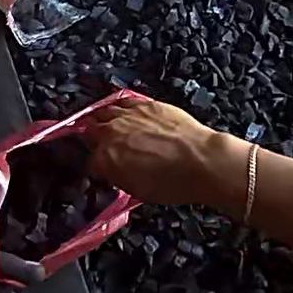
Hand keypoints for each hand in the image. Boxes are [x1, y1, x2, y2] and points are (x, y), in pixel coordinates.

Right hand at [81, 96, 245, 207]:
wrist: (200, 160)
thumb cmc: (174, 180)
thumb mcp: (139, 191)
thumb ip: (120, 178)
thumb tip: (116, 173)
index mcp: (106, 158)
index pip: (92, 160)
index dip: (97, 165)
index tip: (103, 167)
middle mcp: (112, 133)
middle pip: (93, 130)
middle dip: (94, 137)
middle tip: (97, 141)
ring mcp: (129, 115)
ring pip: (105, 111)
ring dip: (103, 117)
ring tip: (103, 120)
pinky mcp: (146, 104)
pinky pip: (125, 100)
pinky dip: (121, 105)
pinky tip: (122, 108)